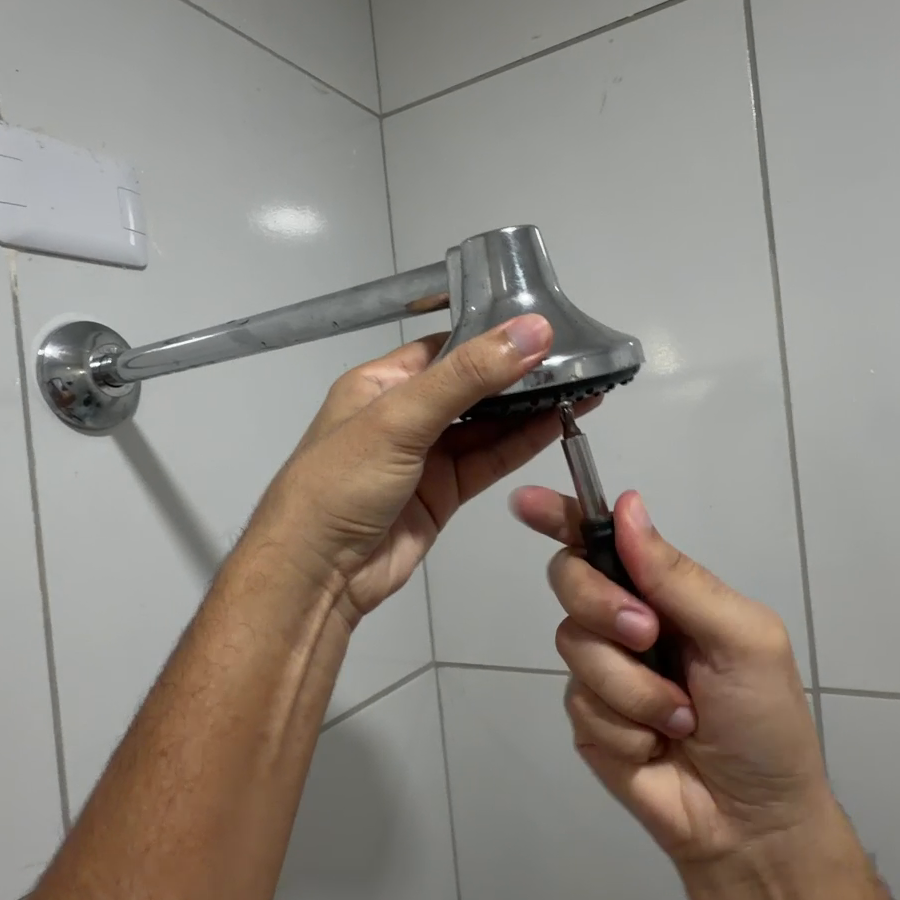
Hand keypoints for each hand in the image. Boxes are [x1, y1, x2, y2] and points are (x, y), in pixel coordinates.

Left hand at [243, 314, 565, 623]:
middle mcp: (403, 415)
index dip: (490, 336)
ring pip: (485, 426)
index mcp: (379, 384)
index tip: (543, 326)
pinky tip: (558, 424)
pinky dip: (522, 444)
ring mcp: (425, 457)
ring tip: (582, 385)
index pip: (444, 349)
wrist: (318, 573)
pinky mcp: (443, 494)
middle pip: (471, 387)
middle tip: (576, 357)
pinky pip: (488, 461)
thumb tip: (530, 332)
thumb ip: (467, 377)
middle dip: (518, 374)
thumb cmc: (340, 483)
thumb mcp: (400, 419)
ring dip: (528, 409)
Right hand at [509, 488, 830, 865]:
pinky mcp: (587, 717)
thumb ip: (679, 576)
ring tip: (679, 719)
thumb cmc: (764, 719)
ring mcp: (601, 669)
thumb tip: (627, 505)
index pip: (601, 538)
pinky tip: (655, 747)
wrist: (752, 820)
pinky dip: (626, 727)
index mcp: (662, 590)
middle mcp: (623, 620)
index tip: (525, 503)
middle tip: (647, 634)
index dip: (560, 515)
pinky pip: (581, 703)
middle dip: (601, 604)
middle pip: (569, 580)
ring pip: (575, 646)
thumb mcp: (742, 638)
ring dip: (633, 686)